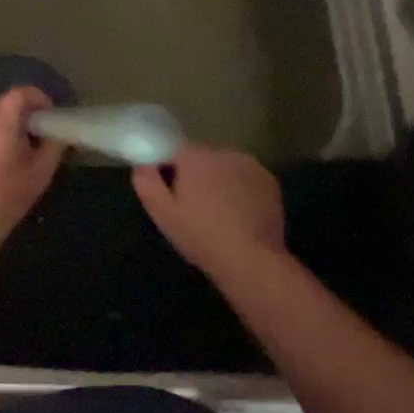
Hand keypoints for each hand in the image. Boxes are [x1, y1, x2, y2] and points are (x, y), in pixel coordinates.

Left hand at [0, 88, 66, 250]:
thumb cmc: (5, 197)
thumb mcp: (40, 174)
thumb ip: (52, 147)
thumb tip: (56, 135)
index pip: (20, 93)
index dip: (39, 99)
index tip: (50, 116)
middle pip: (1, 106)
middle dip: (22, 115)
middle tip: (37, 137)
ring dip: (4, 129)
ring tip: (17, 154)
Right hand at [132, 144, 285, 271]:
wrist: (250, 259)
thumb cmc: (200, 235)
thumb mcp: (161, 212)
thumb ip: (146, 181)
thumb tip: (143, 164)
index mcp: (195, 157)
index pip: (174, 153)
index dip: (170, 174)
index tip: (172, 197)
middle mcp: (224, 153)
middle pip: (202, 159)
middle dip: (196, 177)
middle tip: (194, 208)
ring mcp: (251, 166)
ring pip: (225, 168)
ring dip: (219, 182)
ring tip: (219, 213)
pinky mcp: (270, 182)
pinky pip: (246, 179)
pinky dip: (240, 190)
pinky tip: (239, 214)